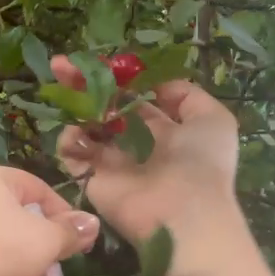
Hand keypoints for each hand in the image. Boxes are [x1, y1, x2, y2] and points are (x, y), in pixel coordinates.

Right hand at [51, 55, 241, 243]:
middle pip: (104, 106)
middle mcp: (134, 141)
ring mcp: (110, 160)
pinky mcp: (91, 177)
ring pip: (84, 126)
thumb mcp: (213, 121)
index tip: (99, 61)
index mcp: (163, 128)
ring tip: (64, 89)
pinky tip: (77, 131)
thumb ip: (187, 96)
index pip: (134, 96)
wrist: (182, 214)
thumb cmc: (201, 164)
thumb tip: (157, 85)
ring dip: (74, 106)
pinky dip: (69, 139)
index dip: (117, 77)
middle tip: (61, 65)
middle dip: (83, 83)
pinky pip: (72, 153)